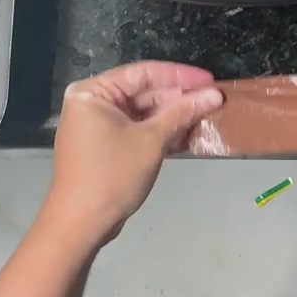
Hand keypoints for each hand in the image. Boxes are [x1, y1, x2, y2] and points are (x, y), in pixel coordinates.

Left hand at [42, 62, 224, 246]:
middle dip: (180, 99)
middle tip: (214, 100)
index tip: (210, 80)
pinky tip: (190, 135)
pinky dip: (161, 133)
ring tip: (208, 116)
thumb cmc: (113, 176)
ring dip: (174, 117)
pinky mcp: (107, 146)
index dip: (180, 76)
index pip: (143, 73)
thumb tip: (214, 95)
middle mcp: (93, 103)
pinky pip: (138, 131)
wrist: (82, 223)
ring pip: (143, 113)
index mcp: (94, 92)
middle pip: (144, 93)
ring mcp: (99, 126)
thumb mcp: (152, 141)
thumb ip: (182, 113)